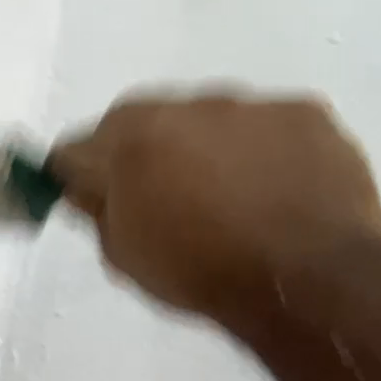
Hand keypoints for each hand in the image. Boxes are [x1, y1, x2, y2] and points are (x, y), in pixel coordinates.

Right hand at [48, 88, 380, 319]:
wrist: (302, 276)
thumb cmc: (194, 270)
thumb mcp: (121, 251)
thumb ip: (99, 208)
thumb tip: (88, 186)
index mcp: (133, 141)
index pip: (78, 145)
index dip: (73, 171)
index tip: (79, 194)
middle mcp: (190, 107)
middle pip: (142, 118)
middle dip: (135, 150)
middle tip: (145, 193)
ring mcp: (254, 105)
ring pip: (204, 118)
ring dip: (195, 146)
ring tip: (212, 195)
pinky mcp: (307, 113)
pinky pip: (260, 125)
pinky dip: (250, 151)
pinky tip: (259, 191)